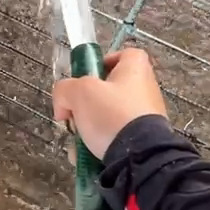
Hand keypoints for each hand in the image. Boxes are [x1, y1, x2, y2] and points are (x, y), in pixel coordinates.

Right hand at [50, 48, 168, 158]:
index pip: (123, 54)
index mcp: (135, 70)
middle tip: (74, 114)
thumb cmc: (111, 114)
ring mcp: (146, 117)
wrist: (138, 155)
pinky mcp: (143, 141)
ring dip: (89, 128)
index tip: (87, 77)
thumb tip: (63, 105)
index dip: (103, 62)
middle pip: (109, 90)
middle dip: (86, 104)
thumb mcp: (78, 93)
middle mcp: (145, 90)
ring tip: (78, 142)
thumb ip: (64, 90)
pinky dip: (100, 145)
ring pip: (109, 117)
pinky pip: (116, 138)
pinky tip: (87, 155)